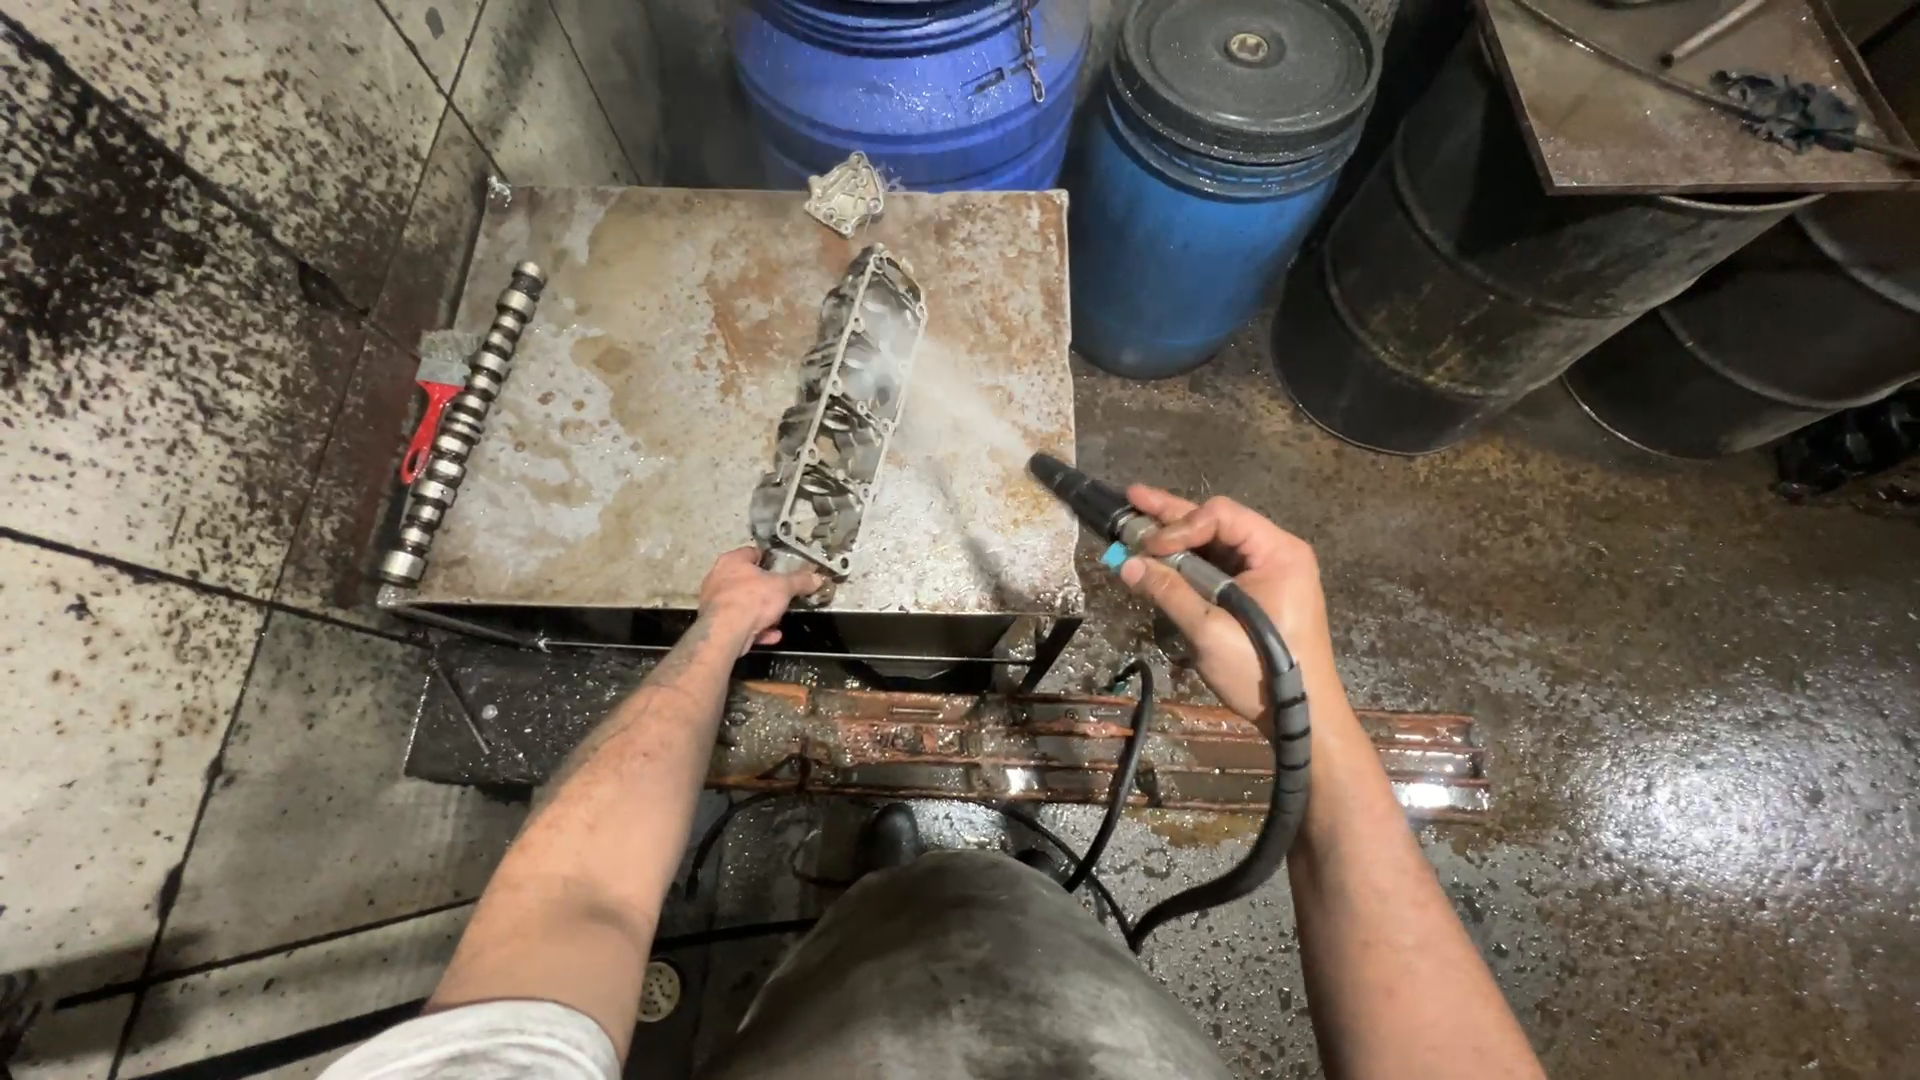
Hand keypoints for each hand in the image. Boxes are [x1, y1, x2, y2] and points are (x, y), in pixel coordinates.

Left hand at [697, 546, 823, 652]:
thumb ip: (800, 581)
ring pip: (744, 604)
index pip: (752, 552)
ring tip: (778, 619)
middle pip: (747, 580)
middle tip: (782, 596)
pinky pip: (740, 623)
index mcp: (732, 561)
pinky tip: (771, 635)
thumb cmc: (753, 598)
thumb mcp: (784, 587)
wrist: (726, 632)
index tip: (782, 568)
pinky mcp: (715, 624)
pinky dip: (755, 629)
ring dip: (762, 613)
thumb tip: (817, 578)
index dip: (768, 560)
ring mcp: (714, 602)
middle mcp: (718, 578)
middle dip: (766, 590)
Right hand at [1117, 486, 1340, 721]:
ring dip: (1175, 537)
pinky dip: (1187, 562)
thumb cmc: (1261, 670)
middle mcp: (1274, 553)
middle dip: (1171, 515)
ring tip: (1137, 521)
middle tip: (1133, 498)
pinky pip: (1217, 566)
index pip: (1221, 516)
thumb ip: (1169, 592)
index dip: (1180, 526)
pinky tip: (1158, 556)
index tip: (1149, 549)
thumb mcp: (1210, 631)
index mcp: (1278, 552)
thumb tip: (1126, 564)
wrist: (1299, 716)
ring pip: (1213, 543)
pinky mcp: (1255, 593)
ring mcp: (1265, 573)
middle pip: (1216, 522)